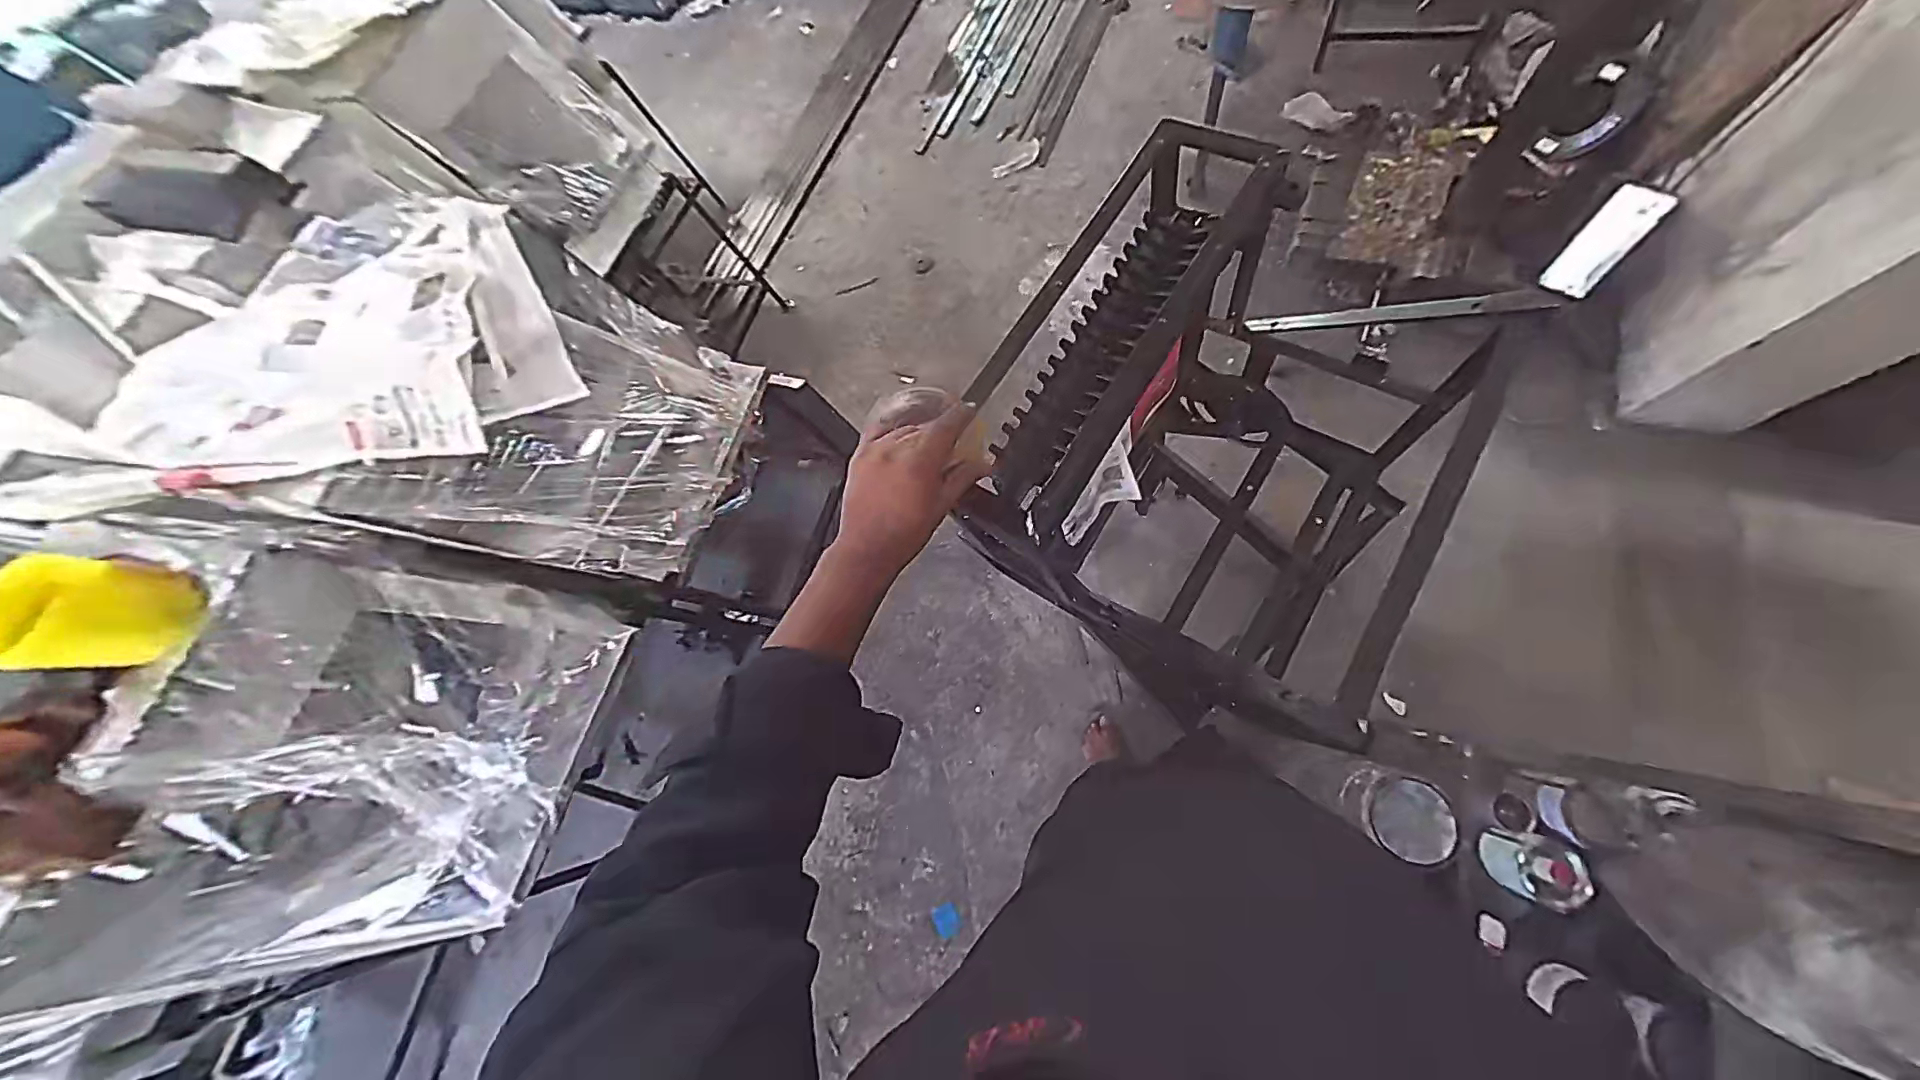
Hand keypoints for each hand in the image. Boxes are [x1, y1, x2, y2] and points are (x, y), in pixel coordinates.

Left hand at [833, 400, 988, 579]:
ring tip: (927, 448)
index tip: (968, 412)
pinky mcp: (860, 455)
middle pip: (927, 424)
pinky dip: (893, 430)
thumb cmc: (902, 535)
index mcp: (921, 460)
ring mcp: (876, 450)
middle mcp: (896, 448)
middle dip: (943, 429)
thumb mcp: (942, 505)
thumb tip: (981, 466)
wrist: (867, 548)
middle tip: (953, 442)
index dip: (962, 415)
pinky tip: (900, 436)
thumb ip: (963, 478)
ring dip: (920, 431)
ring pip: (905, 427)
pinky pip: (879, 430)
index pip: (947, 424)